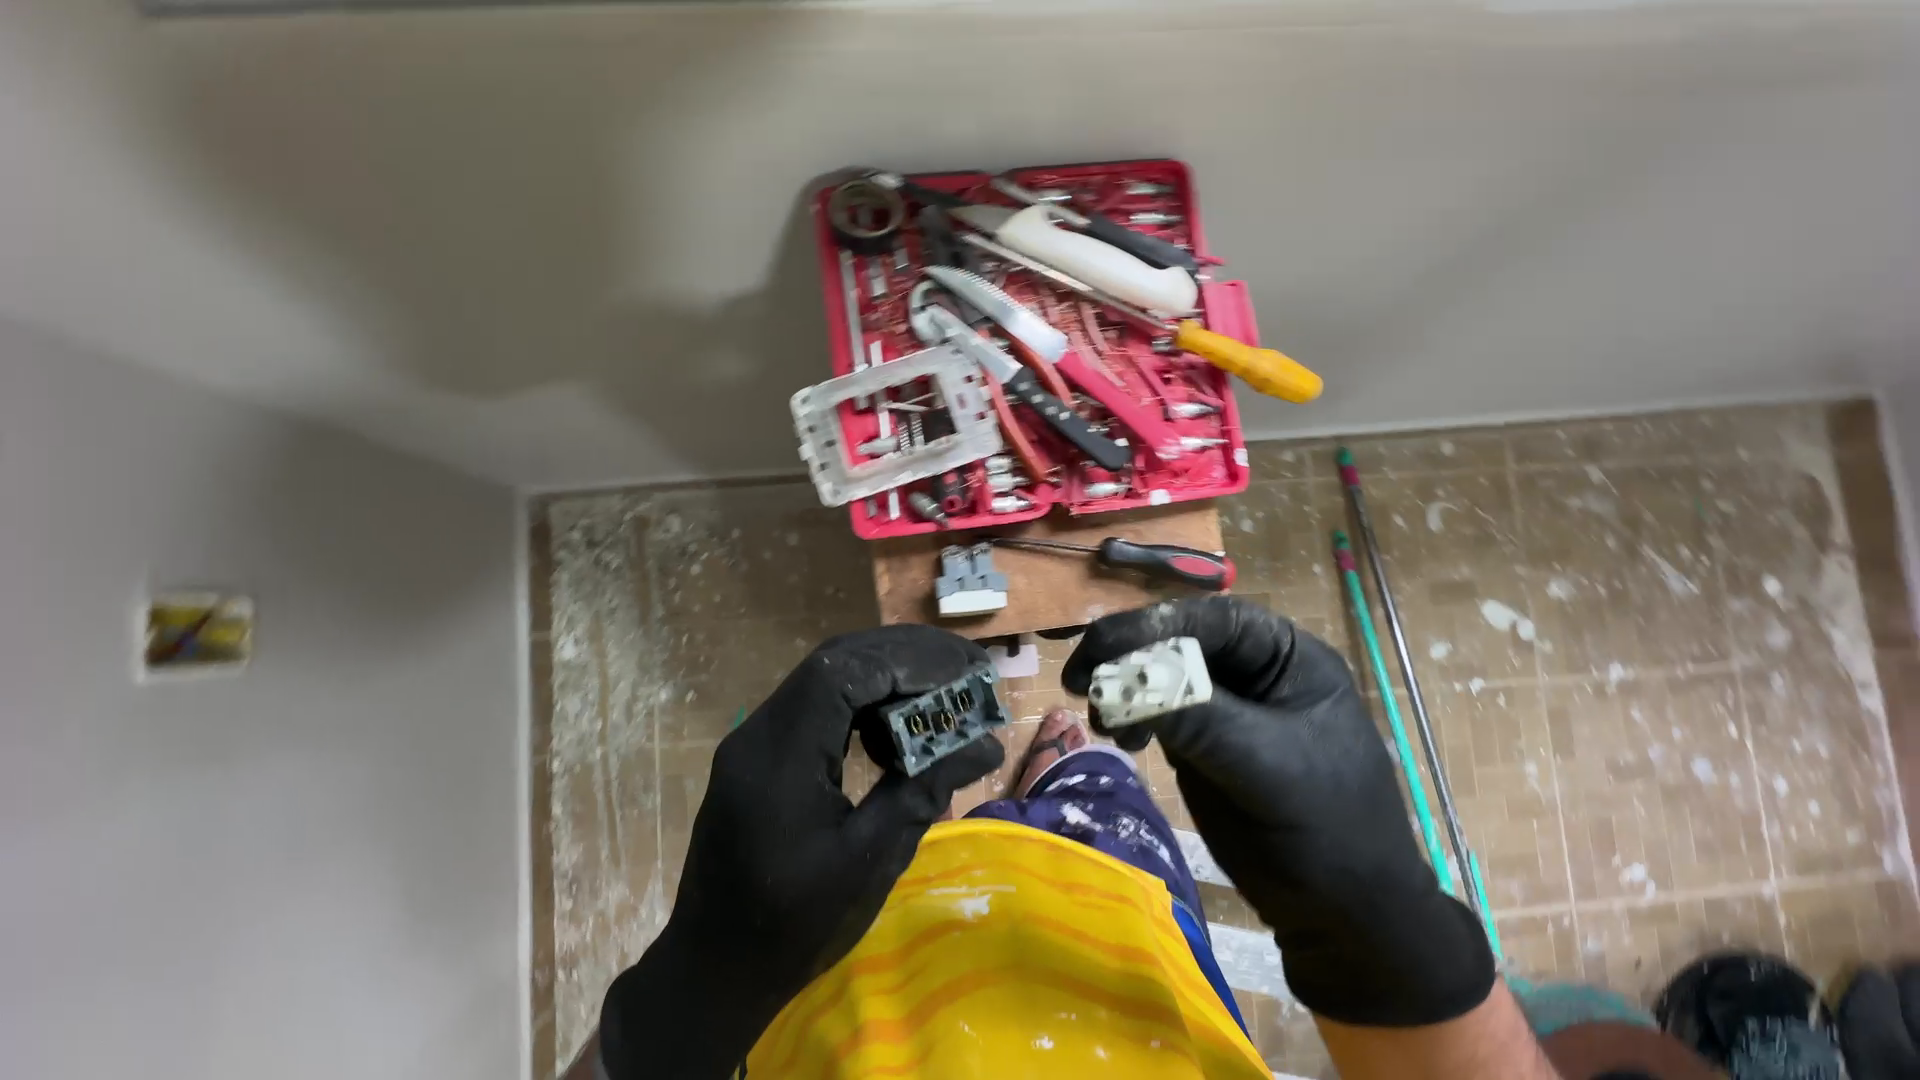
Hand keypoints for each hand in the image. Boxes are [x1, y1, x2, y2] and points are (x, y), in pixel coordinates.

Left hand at [599, 626, 1003, 1078]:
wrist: (713, 970)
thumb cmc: (792, 927)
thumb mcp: (868, 862)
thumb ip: (922, 791)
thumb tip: (986, 744)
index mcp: (780, 756)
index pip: (842, 672)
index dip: (908, 662)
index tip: (963, 675)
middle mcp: (760, 732)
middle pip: (834, 661)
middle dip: (905, 658)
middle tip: (967, 669)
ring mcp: (755, 742)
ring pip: (825, 679)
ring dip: (886, 677)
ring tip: (943, 695)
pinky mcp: (761, 758)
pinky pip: (815, 708)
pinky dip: (862, 704)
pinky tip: (896, 730)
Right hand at [1063, 597, 1494, 1027]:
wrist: (1344, 913)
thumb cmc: (1326, 830)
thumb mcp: (1269, 767)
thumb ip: (1203, 719)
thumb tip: (1128, 681)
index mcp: (1288, 659)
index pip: (1216, 621)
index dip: (1155, 624)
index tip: (1102, 646)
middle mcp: (1254, 673)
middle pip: (1179, 642)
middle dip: (1129, 657)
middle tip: (1079, 680)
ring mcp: (1226, 708)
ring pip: (1161, 677)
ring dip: (1125, 691)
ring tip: (1104, 724)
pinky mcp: (1203, 744)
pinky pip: (1158, 714)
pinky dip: (1132, 718)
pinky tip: (1123, 740)